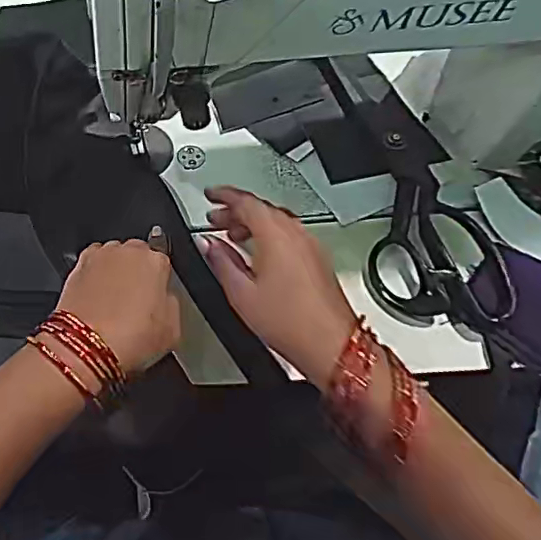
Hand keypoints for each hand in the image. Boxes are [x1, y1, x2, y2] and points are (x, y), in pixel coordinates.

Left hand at [55, 240, 180, 375]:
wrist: (88, 345)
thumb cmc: (128, 337)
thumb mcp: (172, 330)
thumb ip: (172, 304)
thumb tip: (166, 300)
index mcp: (155, 262)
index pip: (162, 263)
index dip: (159, 283)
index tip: (155, 299)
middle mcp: (126, 252)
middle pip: (136, 255)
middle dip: (136, 273)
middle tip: (134, 302)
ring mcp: (100, 257)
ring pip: (112, 258)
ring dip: (114, 273)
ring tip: (113, 303)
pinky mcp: (77, 267)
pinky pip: (91, 265)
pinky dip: (94, 276)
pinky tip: (96, 299)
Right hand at [199, 186, 359, 386]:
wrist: (330, 345)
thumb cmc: (292, 322)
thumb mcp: (240, 292)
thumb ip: (220, 261)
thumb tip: (210, 245)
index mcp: (275, 234)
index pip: (246, 201)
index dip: (224, 195)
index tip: (210, 194)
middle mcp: (296, 234)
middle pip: (262, 209)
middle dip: (235, 210)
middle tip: (215, 217)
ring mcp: (310, 246)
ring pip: (277, 221)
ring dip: (252, 223)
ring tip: (232, 236)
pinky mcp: (317, 260)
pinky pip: (289, 236)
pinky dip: (269, 235)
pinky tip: (257, 254)